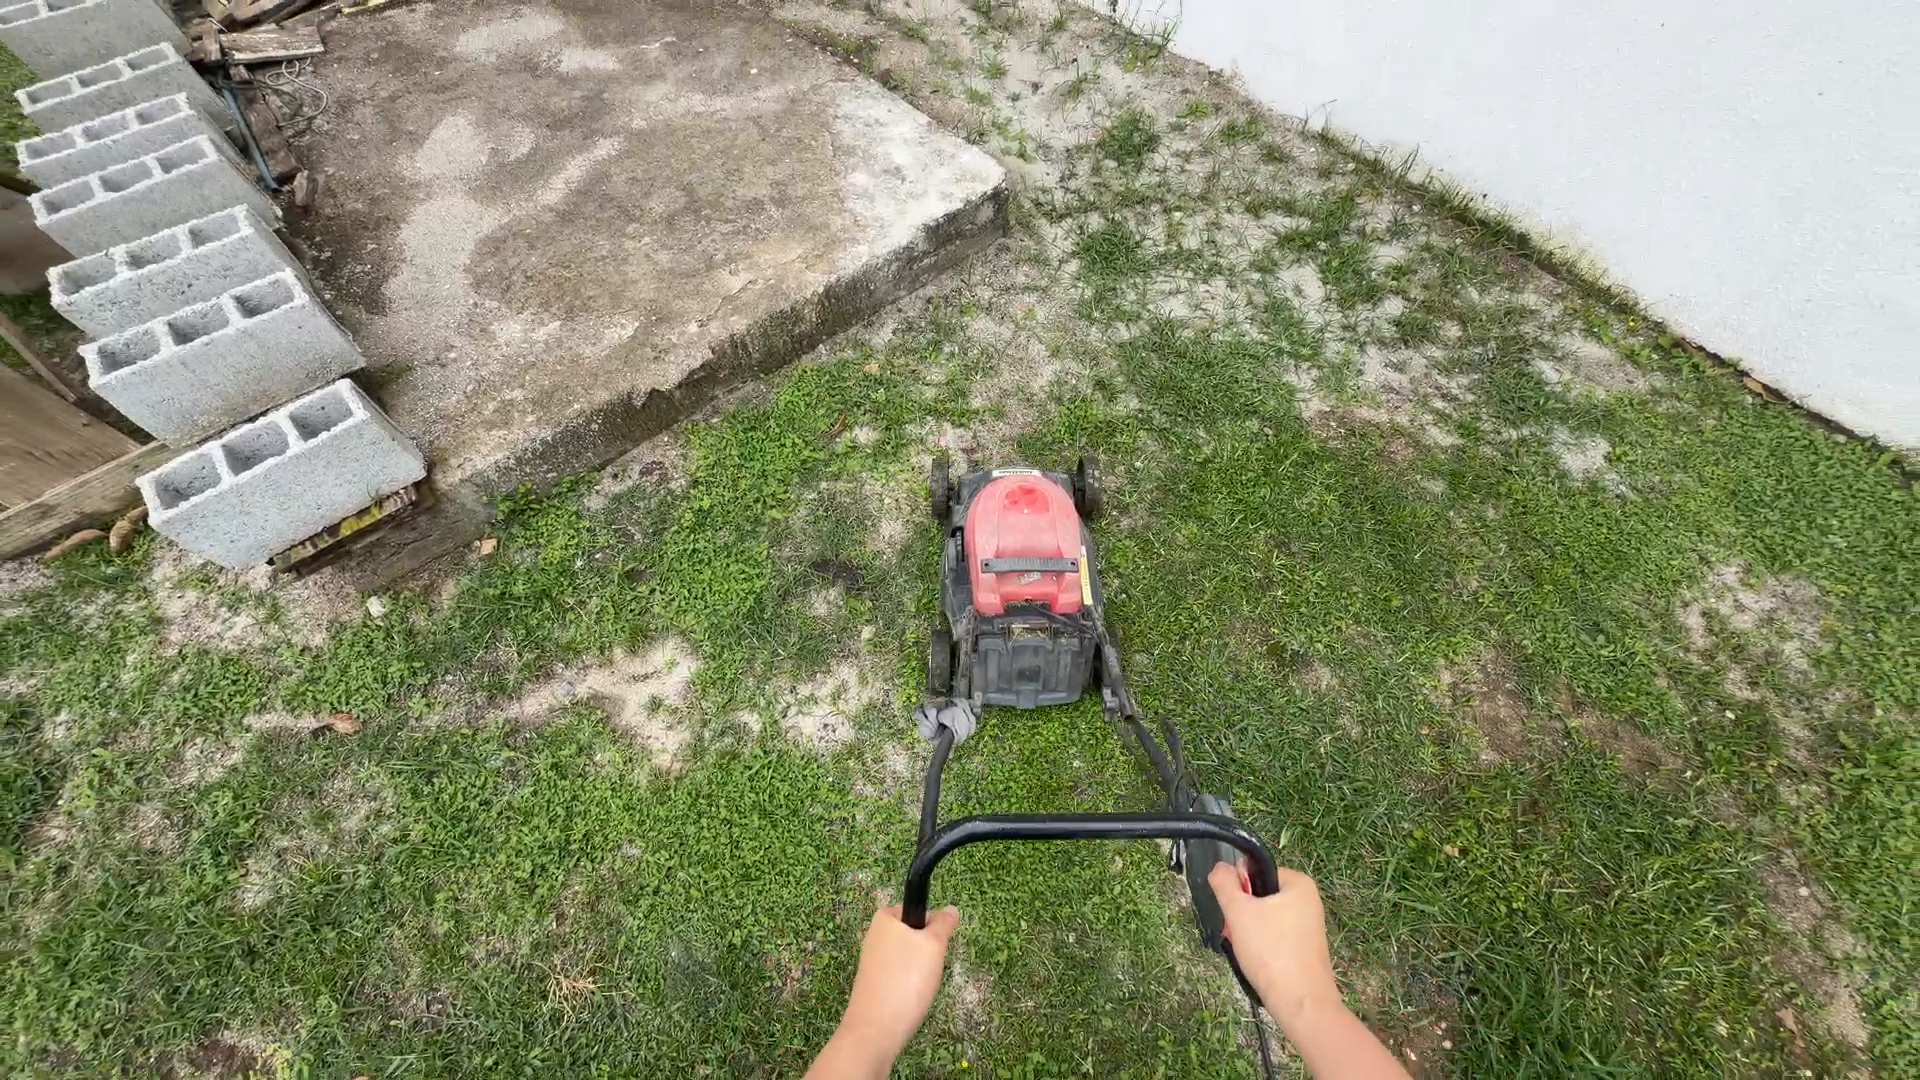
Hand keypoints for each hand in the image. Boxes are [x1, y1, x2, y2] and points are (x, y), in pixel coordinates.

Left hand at [839, 901, 961, 1058]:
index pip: (918, 912)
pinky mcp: (872, 986)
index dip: (933, 928)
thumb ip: (944, 925)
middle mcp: (874, 936)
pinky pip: (899, 979)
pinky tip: (910, 1001)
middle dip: (927, 954)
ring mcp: (872, 963)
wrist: (875, 1031)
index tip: (937, 947)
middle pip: (914, 937)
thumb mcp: (934, 945)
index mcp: (884, 918)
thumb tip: (951, 909)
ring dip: (919, 973)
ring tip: (919, 989)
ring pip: (909, 960)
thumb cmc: (906, 978)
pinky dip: (908, 988)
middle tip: (929, 970)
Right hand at [1208, 861, 1342, 1029]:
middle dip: (1243, 913)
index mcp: (1298, 883)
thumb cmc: (1270, 952)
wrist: (1302, 1006)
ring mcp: (1309, 927)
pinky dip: (1262, 945)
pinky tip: (1258, 961)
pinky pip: (1275, 936)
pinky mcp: (1307, 949)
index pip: (1255, 871)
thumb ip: (1224, 882)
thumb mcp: (1238, 910)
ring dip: (1249, 931)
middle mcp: (1308, 901)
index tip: (1236, 911)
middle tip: (1238, 933)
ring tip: (1247, 950)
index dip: (1239, 888)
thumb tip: (1220, 867)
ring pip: (1264, 917)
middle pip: (1259, 895)